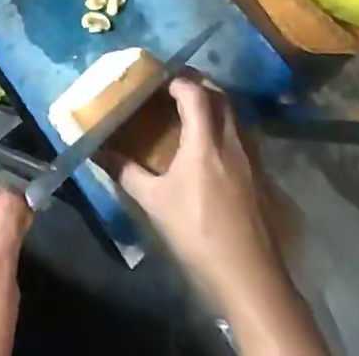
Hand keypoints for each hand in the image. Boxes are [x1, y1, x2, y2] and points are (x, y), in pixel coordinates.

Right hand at [103, 78, 324, 355]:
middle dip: (197, 83)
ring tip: (190, 109)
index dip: (177, 80)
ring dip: (214, 102)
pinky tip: (211, 144)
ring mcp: (251, 158)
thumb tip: (97, 150)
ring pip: (235, 114)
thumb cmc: (197, 234)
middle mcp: (232, 141)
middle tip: (173, 86)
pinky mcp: (261, 176)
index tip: (157, 80)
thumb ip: (126, 172)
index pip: (195, 93)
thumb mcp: (154, 203)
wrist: (249, 277)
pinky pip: (243, 134)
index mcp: (205, 142)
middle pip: (220, 95)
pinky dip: (225, 124)